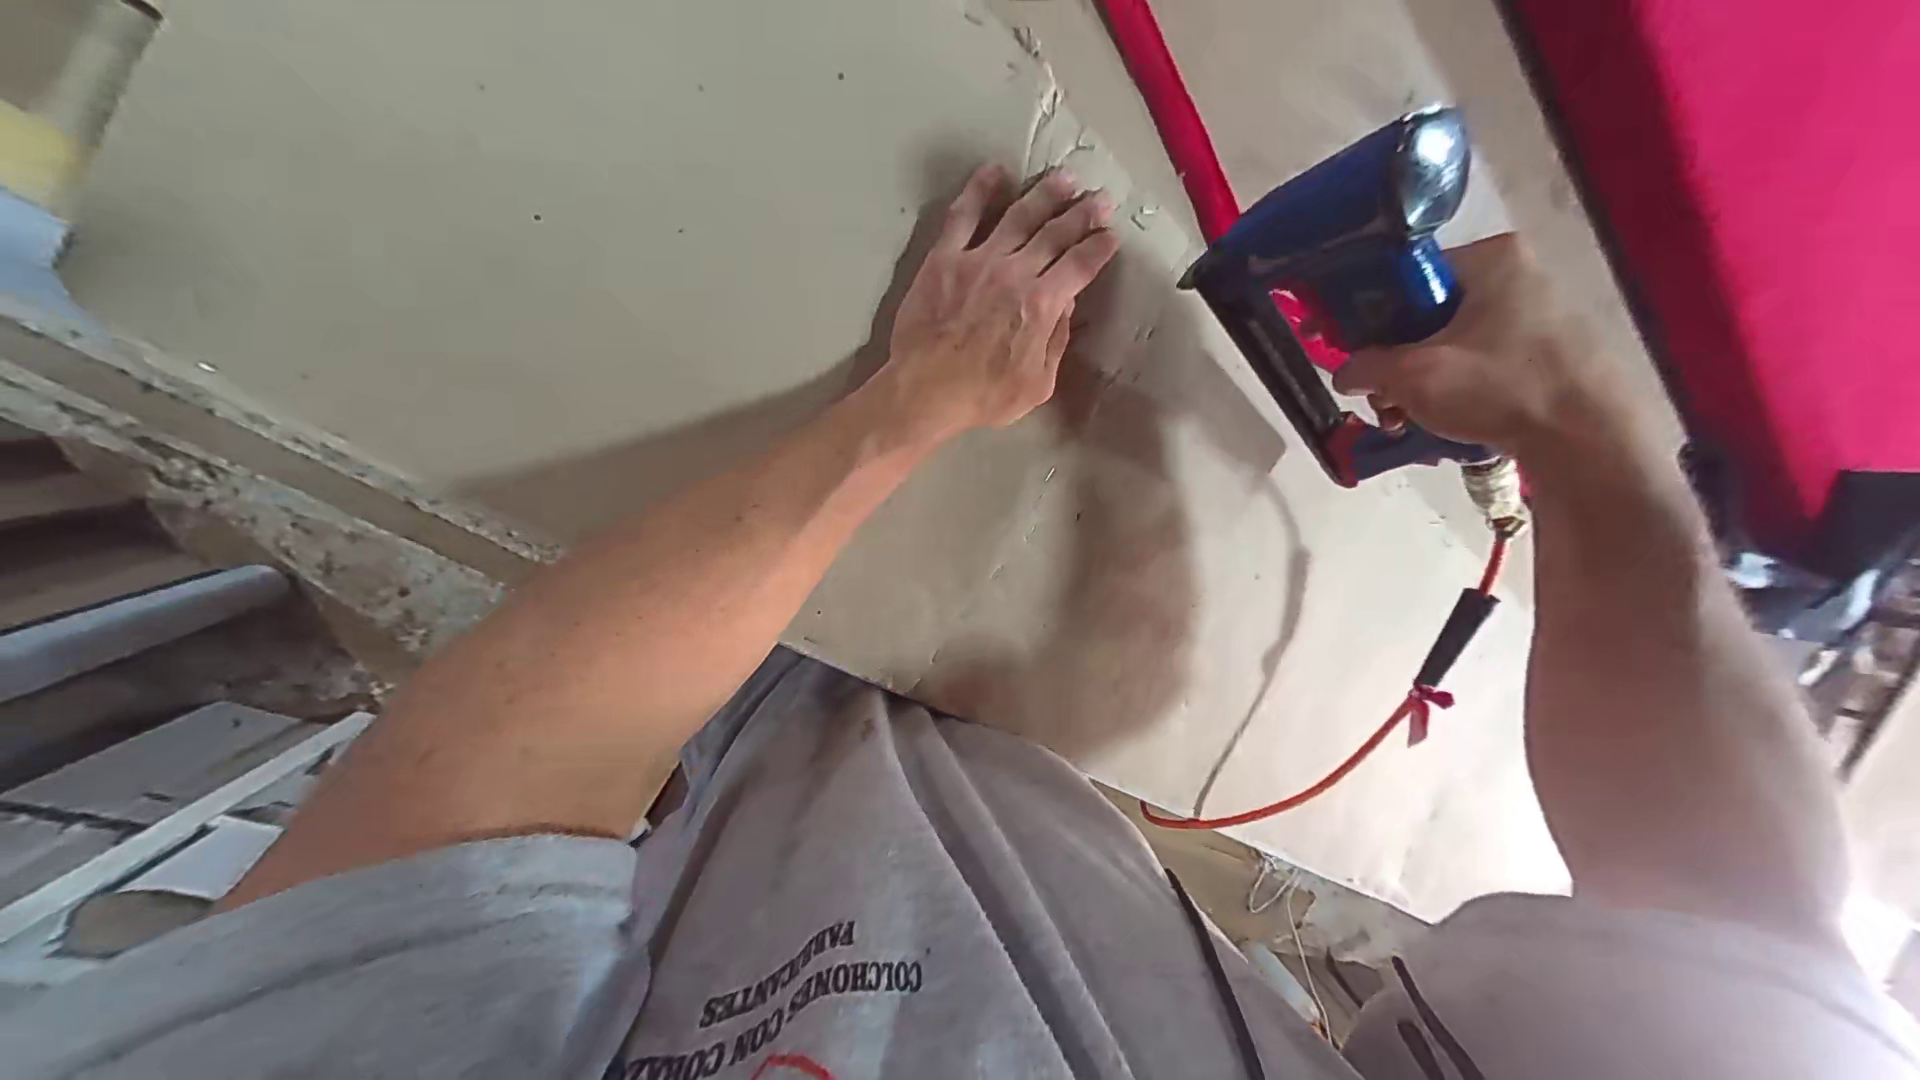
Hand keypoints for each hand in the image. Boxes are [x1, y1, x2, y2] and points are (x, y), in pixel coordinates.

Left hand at [873, 163, 1119, 443]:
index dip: (1100, 247)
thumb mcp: (1038, 384)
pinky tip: (995, 172)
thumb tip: (1066, 305)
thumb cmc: (983, 397)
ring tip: (1063, 179)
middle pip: (1057, 232)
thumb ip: (1055, 341)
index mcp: (1042, 304)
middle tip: (1100, 198)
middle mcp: (1016, 272)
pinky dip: (980, 189)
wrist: (925, 392)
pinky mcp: (944, 258)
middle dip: (1084, 213)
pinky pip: (963, 215)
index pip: (1081, 264)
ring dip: (1045, 193)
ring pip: (1019, 215)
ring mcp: (978, 260)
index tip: (1111, 237)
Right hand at [1330, 234, 1638, 459]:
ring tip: (1403, 416)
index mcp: (1488, 259)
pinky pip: (1469, 357)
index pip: (1400, 277)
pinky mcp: (1539, 344)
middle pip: (1417, 314)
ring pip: (1440, 340)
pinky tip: (1434, 416)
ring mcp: (1531, 308)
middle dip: (1388, 361)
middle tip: (1377, 398)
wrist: (1587, 437)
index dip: (1360, 314)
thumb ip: (1363, 368)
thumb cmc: (1499, 388)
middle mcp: (1513, 272)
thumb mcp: (1412, 377)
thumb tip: (1345, 374)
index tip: (1335, 344)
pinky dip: (1442, 386)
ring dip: (1410, 381)